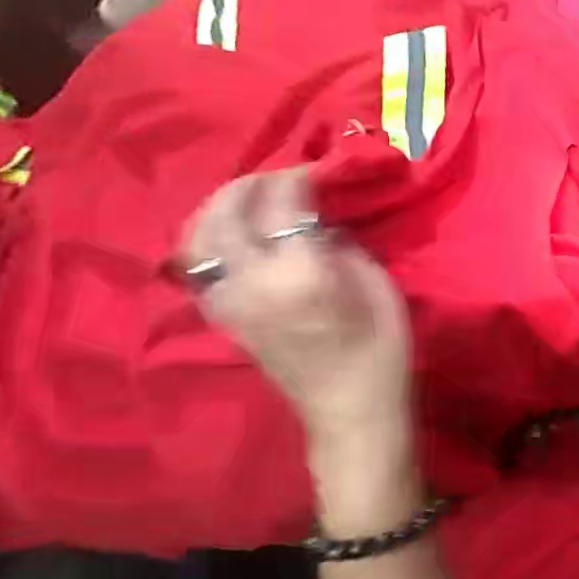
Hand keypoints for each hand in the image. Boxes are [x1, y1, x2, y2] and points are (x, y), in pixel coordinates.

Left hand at [181, 167, 421, 533]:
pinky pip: (199, 266)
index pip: (281, 201)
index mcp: (297, 273)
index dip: (297, 175)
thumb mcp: (376, 285)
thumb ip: (341, 244)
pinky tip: (236, 236)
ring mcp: (229, 302)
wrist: (350, 410)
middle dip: (249, 183)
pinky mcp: (224, 317)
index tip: (317, 168)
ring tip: (251, 201)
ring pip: (198, 238)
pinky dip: (211, 239)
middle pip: (224, 212)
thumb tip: (316, 220)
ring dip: (220, 208)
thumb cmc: (381, 347)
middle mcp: (251, 283)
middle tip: (279, 178)